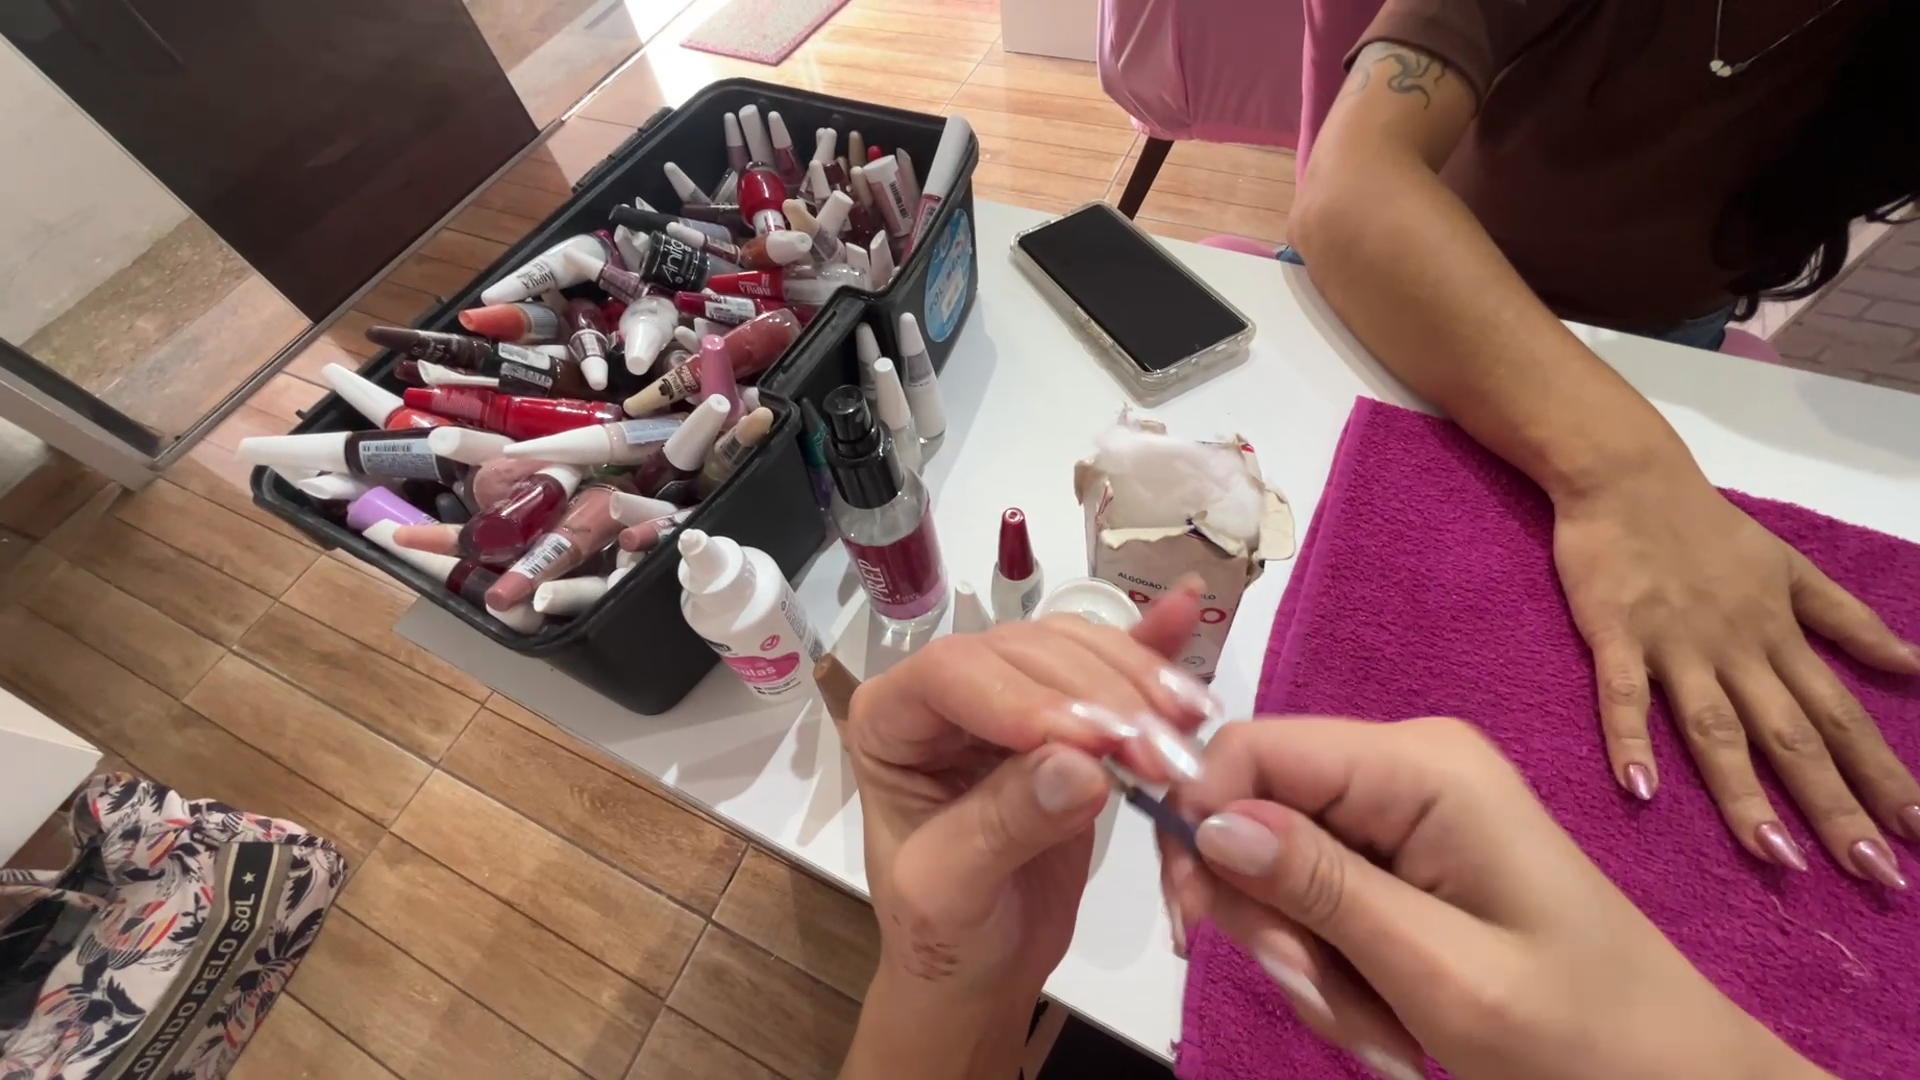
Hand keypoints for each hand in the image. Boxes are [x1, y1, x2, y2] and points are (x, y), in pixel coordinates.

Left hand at [839, 592, 1208, 1079]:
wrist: (981, 961)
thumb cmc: (942, 933)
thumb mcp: (949, 891)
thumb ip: (1004, 824)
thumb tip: (1085, 768)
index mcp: (889, 718)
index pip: (951, 673)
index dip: (1024, 696)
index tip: (1095, 745)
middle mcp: (945, 689)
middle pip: (1022, 651)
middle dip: (1099, 695)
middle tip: (1162, 752)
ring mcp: (1006, 691)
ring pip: (1070, 647)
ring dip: (1135, 680)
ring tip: (1187, 725)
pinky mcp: (1061, 708)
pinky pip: (1101, 664)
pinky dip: (1145, 647)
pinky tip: (1184, 610)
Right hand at [1167, 717, 1833, 1079]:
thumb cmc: (1591, 1044)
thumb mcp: (1444, 974)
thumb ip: (1319, 887)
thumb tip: (1207, 823)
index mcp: (1417, 763)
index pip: (1252, 747)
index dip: (1200, 816)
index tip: (1195, 920)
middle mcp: (1396, 761)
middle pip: (1257, 806)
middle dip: (1266, 910)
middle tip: (1314, 993)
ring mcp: (1395, 802)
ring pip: (1273, 856)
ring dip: (1298, 949)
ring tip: (1372, 1027)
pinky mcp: (1393, 844)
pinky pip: (1308, 884)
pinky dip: (1322, 955)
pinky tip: (1379, 1011)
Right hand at [1554, 462, 1918, 885]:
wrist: (1626, 484)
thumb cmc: (1699, 525)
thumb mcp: (1788, 564)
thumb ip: (1843, 618)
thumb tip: (1914, 669)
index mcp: (1778, 635)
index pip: (1841, 718)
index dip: (1883, 778)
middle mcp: (1737, 650)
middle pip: (1791, 738)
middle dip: (1835, 807)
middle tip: (1875, 878)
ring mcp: (1672, 645)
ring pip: (1716, 729)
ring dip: (1745, 794)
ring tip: (1775, 856)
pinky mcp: (1613, 635)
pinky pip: (1622, 695)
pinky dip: (1629, 740)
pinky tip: (1638, 787)